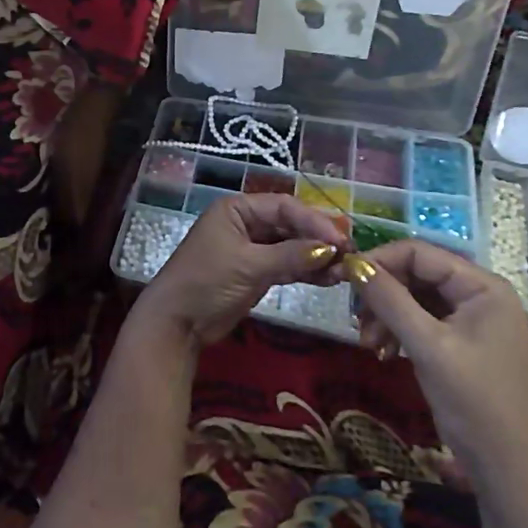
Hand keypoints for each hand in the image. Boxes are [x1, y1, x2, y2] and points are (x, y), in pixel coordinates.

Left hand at [137, 193, 347, 345]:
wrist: (178, 322)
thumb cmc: (206, 282)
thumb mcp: (248, 265)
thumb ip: (290, 255)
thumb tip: (331, 250)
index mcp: (236, 209)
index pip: (284, 206)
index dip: (314, 221)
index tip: (341, 240)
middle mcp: (244, 224)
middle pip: (290, 225)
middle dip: (318, 239)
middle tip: (349, 256)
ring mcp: (251, 249)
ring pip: (292, 246)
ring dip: (316, 257)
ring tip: (343, 271)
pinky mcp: (256, 272)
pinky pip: (287, 265)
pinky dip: (306, 271)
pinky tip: (329, 279)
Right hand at [346, 239, 527, 482]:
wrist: (511, 468)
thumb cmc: (474, 400)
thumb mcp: (426, 345)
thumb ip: (389, 299)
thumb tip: (352, 262)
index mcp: (483, 287)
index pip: (419, 252)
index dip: (379, 261)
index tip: (344, 282)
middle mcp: (481, 296)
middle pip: (416, 274)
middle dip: (381, 293)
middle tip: (357, 323)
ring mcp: (474, 321)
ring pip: (415, 298)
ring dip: (385, 315)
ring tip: (369, 344)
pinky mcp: (464, 344)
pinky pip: (423, 321)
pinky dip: (398, 331)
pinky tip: (384, 352)